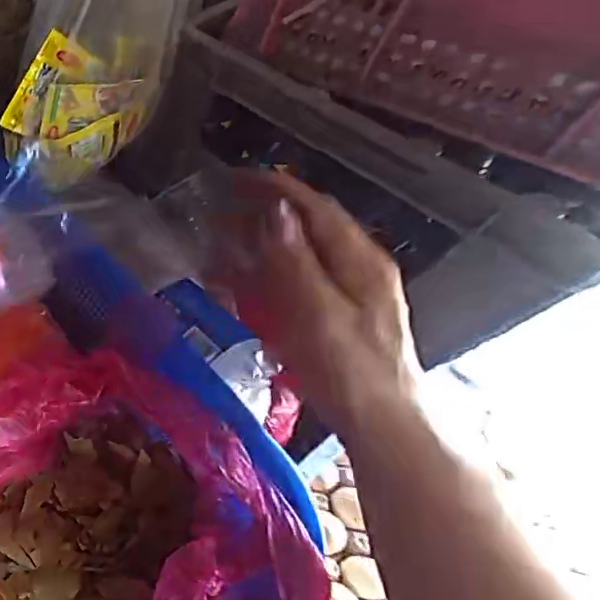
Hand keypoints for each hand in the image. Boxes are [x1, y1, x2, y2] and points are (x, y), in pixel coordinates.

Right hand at [212, 171, 420, 434]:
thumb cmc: (351, 369)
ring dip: (259, 240)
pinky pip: (294, 279)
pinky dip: (264, 270)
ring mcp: (345, 291)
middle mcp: (356, 267)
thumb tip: (275, 211)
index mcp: (359, 261)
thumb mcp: (318, 313)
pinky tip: (239, 277)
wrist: (381, 422)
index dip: (276, 188)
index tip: (236, 177)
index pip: (315, 209)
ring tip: (220, 236)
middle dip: (262, 212)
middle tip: (218, 207)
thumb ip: (295, 262)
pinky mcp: (332, 312)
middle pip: (307, 226)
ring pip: (298, 252)